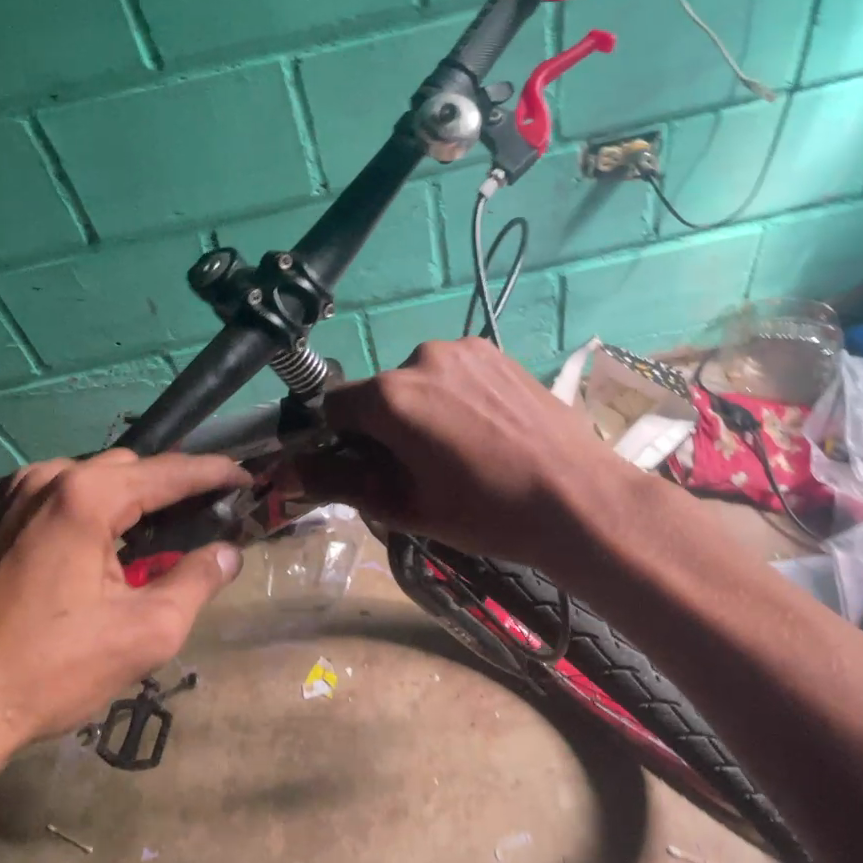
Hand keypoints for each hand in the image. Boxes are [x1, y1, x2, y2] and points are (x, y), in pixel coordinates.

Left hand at [0, 449, 249, 754]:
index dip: (215, 473)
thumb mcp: (146, 632)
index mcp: (87, 496)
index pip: (170, 472)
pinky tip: (114, 544)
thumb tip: (229, 553)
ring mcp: (17, 494)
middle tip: (210, 516)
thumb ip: (197, 581)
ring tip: (168, 533)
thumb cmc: (53, 669)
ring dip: (135, 500)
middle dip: (174, 488)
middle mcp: (50, 478)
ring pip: (98, 479)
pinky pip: (66, 496)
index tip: (249, 478)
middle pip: (133, 469)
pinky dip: (99, 510)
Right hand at [298, 338, 662, 575]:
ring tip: (461, 450)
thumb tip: (286, 472)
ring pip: (418, 381)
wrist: (576, 498)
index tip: (367, 469)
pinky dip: (455, 396)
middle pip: (379, 393)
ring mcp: (462, 349)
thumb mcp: (405, 505)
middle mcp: (420, 357)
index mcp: (390, 396)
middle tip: (420, 470)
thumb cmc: (485, 512)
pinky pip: (453, 372)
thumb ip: (339, 481)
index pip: (334, 408)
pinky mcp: (495, 351)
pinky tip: (486, 430)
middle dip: (386, 427)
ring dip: (422, 409)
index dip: (342, 442)